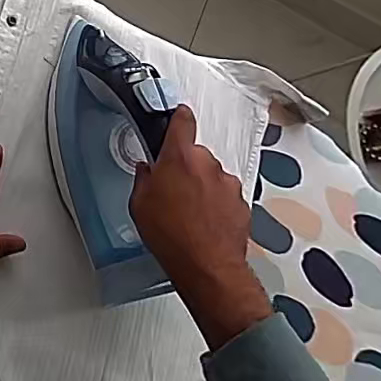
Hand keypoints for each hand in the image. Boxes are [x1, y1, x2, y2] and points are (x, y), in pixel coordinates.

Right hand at [129, 105, 270, 348]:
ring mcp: (227, 184)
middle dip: (184, 167)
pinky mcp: (241, 203)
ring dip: (201, 187)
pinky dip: (215, 204)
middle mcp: (207, 164)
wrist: (206, 266)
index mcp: (179, 157)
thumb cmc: (171, 235)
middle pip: (195, 154)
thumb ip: (144, 178)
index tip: (178, 114)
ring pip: (211, 176)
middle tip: (171, 188)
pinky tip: (202, 222)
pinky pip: (224, 196)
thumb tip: (147, 171)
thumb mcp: (139, 203)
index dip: (179, 116)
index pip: (183, 121)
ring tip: (187, 212)